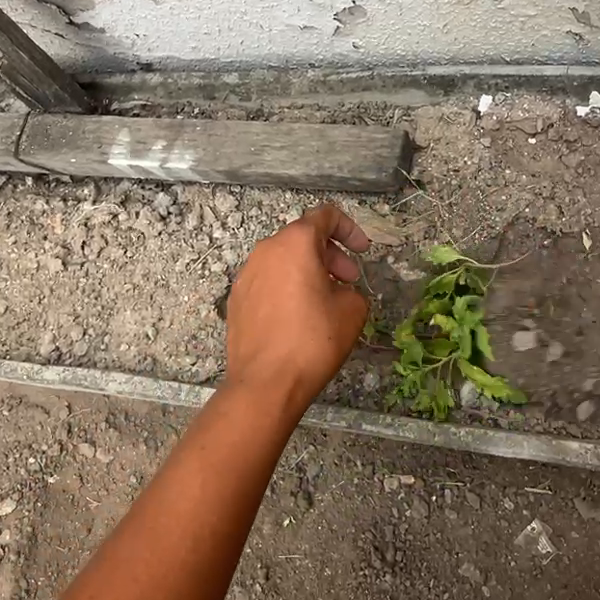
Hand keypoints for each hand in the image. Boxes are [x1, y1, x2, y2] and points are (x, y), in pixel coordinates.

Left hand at [223, 203, 370, 410]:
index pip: (325, 215)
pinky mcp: (236, 300)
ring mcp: (246, 275)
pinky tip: (299, 318)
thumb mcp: (352, 310)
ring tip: (326, 301)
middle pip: (303, 237)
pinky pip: (268, 282)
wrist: (265, 384)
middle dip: (331, 254)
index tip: (363, 251)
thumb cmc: (313, 340)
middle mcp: (266, 250)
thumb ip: (352, 289)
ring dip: (308, 271)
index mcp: (295, 242)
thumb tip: (340, 293)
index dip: (349, 228)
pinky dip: (287, 288)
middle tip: (349, 280)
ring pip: (284, 260)